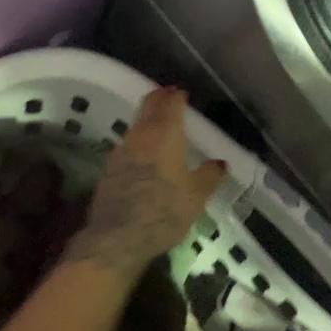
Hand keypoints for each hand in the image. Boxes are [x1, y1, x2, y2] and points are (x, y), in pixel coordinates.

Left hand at [64, 86, 226, 276]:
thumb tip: (221, 163)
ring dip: (147, 118)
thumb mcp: (196, 197)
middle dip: (160, 98)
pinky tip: (142, 153)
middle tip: (169, 96)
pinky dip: (138, 139)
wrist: (118, 236)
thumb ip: (209, 176)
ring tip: (158, 124)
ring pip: (137, 123)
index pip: (171, 102)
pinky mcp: (110, 165)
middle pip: (149, 105)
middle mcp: (142, 132)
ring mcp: (123, 147)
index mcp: (166, 132)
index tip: (182, 94)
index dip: (177, 96)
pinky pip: (127, 143)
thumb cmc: (164, 211)